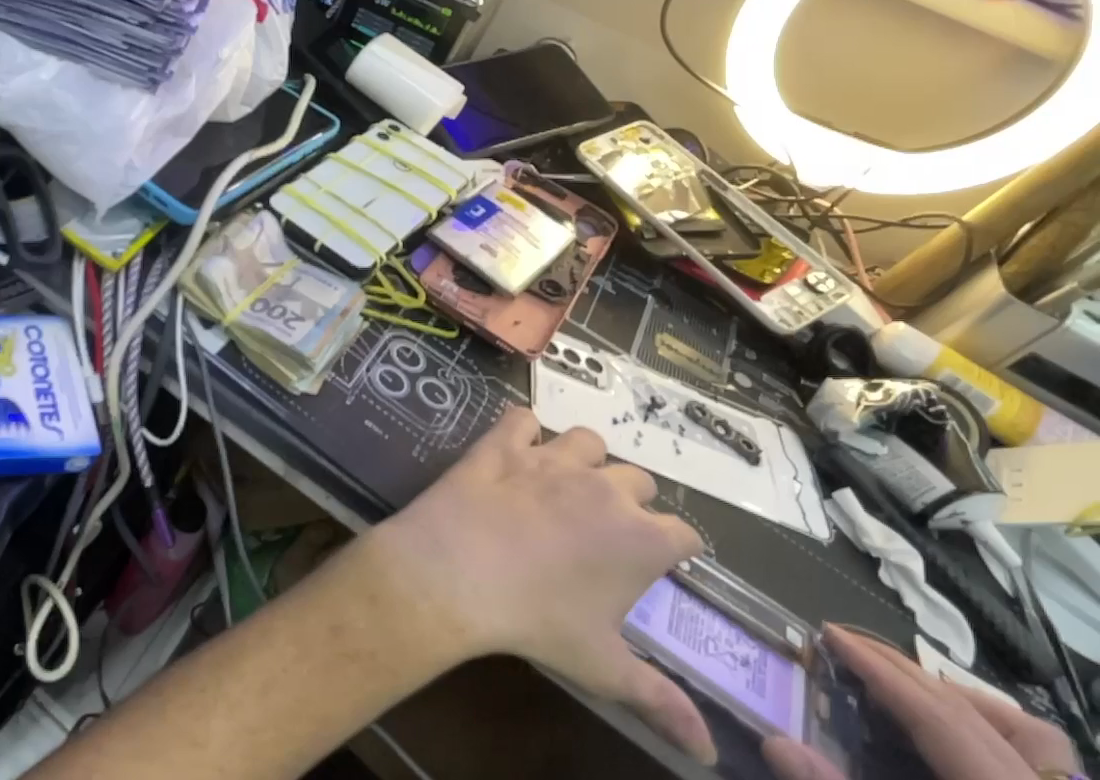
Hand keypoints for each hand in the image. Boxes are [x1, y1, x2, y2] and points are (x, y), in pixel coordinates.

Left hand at [367, 407, 713, 764]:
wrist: (455, 574)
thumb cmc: (535, 622)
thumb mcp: (600, 668)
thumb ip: (660, 702)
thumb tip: (709, 753)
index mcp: (642, 539)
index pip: (685, 534)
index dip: (673, 548)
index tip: (658, 561)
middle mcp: (606, 490)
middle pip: (639, 480)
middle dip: (630, 500)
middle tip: (603, 526)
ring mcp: (551, 460)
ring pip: (587, 441)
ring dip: (583, 458)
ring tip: (565, 481)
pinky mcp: (501, 445)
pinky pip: (520, 419)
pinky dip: (520, 429)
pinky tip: (513, 446)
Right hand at [763, 626, 1080, 779]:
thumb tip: (777, 743)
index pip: (937, 715)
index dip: (879, 671)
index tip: (829, 633)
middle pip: (973, 715)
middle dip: (903, 672)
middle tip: (844, 647)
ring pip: (1028, 732)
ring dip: (959, 697)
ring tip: (904, 684)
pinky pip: (1047, 756)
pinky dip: (1001, 728)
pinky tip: (965, 730)